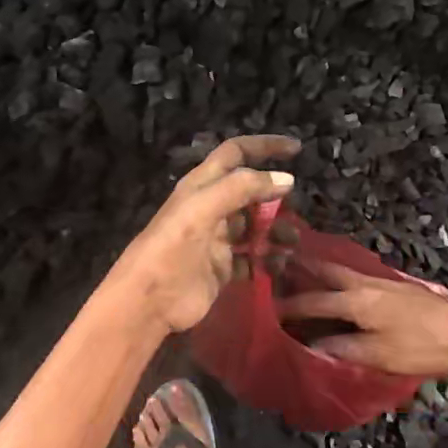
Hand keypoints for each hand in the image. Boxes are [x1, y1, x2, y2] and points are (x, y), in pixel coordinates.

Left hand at [107, 135, 300, 333]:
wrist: (150, 301)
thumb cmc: (172, 248)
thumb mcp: (203, 208)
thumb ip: (242, 188)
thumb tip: (286, 178)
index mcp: (201, 185)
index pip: (235, 153)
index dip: (264, 146)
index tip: (297, 148)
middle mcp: (210, 207)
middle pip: (250, 192)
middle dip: (276, 197)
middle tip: (296, 213)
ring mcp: (217, 238)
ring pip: (256, 225)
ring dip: (277, 230)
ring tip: (289, 243)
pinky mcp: (222, 267)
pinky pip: (254, 257)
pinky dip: (270, 258)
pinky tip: (279, 265)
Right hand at [277, 259, 447, 376]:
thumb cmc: (421, 347)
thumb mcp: (379, 356)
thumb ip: (342, 349)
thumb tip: (311, 346)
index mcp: (354, 301)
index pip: (312, 302)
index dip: (289, 306)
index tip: (267, 308)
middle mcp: (362, 284)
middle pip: (325, 271)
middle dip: (300, 268)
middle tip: (279, 264)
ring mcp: (381, 281)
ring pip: (341, 270)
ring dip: (320, 267)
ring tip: (303, 266)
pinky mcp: (396, 285)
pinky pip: (356, 274)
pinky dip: (339, 274)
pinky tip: (341, 281)